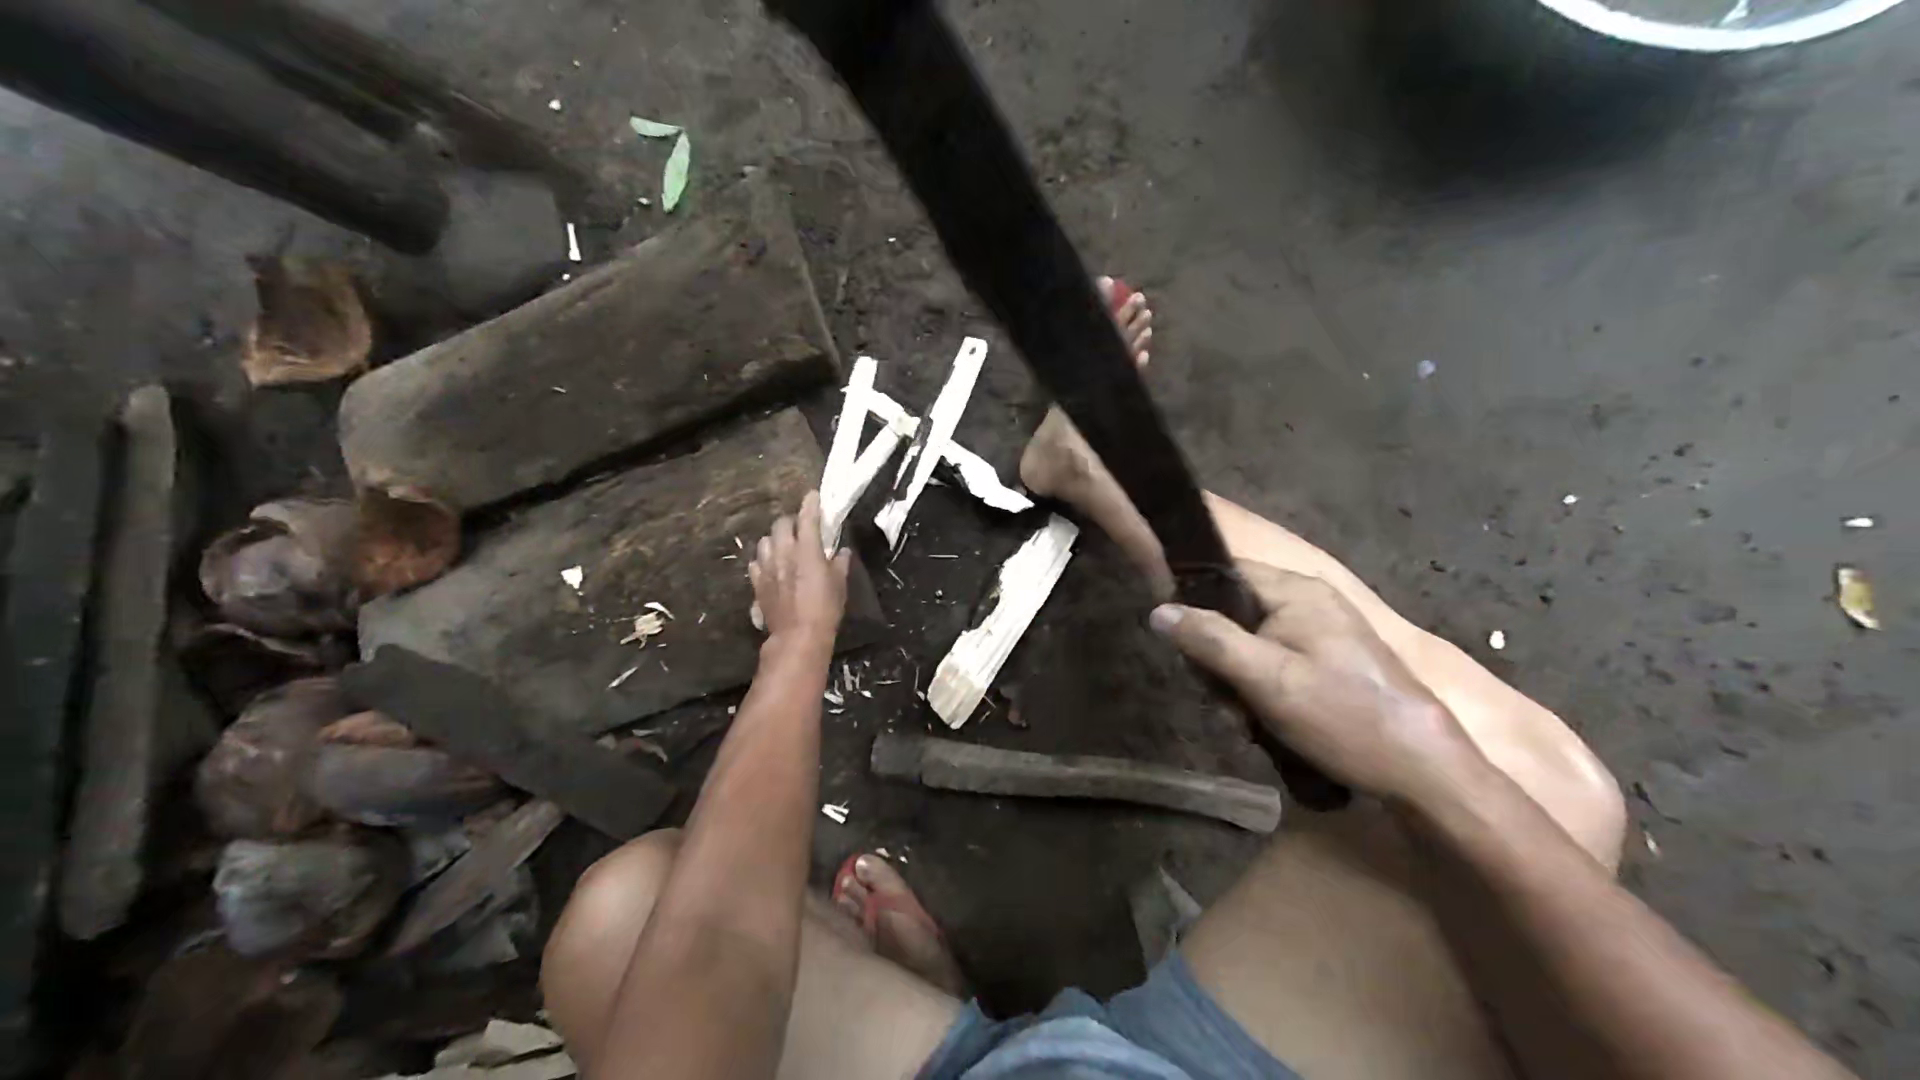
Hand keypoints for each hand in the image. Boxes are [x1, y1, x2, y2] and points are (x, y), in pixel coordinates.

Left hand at [749, 491, 850, 648]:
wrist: (798, 636)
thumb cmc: (825, 608)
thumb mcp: (840, 584)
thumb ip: (840, 563)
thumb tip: (842, 552)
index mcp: (807, 549)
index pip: (807, 517)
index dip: (810, 503)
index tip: (813, 495)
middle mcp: (783, 552)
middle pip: (781, 524)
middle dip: (791, 521)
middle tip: (800, 527)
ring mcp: (766, 567)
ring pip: (765, 541)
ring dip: (775, 539)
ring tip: (783, 546)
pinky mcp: (756, 583)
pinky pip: (756, 563)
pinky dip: (764, 560)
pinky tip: (771, 566)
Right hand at [1150, 560, 1484, 807]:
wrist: (1425, 773)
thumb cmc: (1344, 717)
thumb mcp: (1267, 679)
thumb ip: (1210, 640)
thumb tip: (1158, 610)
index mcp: (1297, 592)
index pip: (1226, 574)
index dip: (1194, 603)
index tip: (1181, 647)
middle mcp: (1309, 603)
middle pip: (1234, 614)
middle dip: (1218, 660)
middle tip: (1224, 702)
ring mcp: (1321, 634)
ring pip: (1250, 645)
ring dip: (1237, 684)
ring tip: (1246, 722)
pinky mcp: (1328, 663)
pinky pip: (1273, 664)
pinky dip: (1260, 692)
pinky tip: (1264, 724)